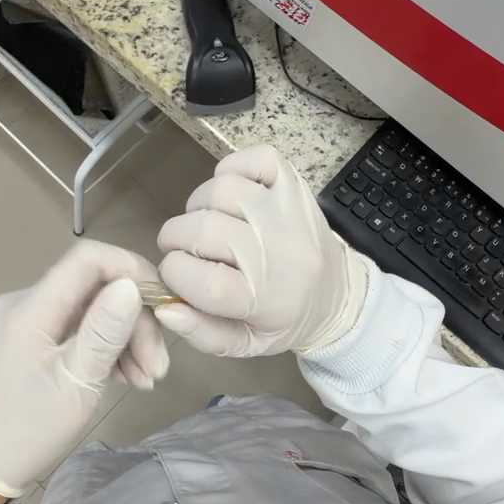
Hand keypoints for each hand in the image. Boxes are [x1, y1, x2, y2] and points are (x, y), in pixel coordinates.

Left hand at [0, 241, 169, 497]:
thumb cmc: (27, 431)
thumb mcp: (75, 385)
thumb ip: (104, 333)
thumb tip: (132, 285)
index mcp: (30, 309)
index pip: (88, 259)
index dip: (131, 269)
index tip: (163, 303)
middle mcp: (24, 303)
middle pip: (94, 289)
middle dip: (133, 322)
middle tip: (157, 368)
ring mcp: (25, 321)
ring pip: (90, 310)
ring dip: (123, 340)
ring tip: (145, 381)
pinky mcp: (29, 339)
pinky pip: (75, 328)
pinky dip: (103, 348)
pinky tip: (125, 377)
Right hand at [154, 145, 369, 356]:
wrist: (338, 295)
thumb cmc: (283, 322)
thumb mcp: (244, 344)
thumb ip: (202, 334)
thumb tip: (164, 309)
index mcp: (265, 299)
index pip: (204, 281)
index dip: (174, 273)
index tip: (174, 276)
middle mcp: (278, 251)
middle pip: (205, 229)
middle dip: (176, 239)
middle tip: (184, 251)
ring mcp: (287, 211)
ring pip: (220, 190)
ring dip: (199, 206)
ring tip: (206, 223)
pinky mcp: (293, 184)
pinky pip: (253, 159)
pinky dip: (231, 169)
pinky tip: (231, 196)